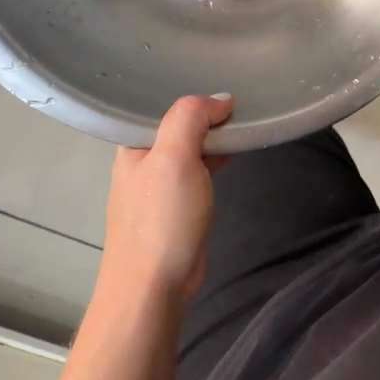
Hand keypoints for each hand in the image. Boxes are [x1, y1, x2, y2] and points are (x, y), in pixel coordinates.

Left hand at [99, 94, 232, 302]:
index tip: (230, 94)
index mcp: (133, 147)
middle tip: (246, 106)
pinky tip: (235, 156)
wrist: (154, 285)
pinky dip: (217, 158)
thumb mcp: (174, 159)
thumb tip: (220, 99)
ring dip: (215, 137)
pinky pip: (199, 170)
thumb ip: (190, 120)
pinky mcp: (178, 207)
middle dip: (208, 115)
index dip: (195, 98)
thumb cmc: (162, 219)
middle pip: (178, 127)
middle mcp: (143, 163)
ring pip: (191, 148)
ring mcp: (160, 187)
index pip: (163, 107)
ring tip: (246, 125)